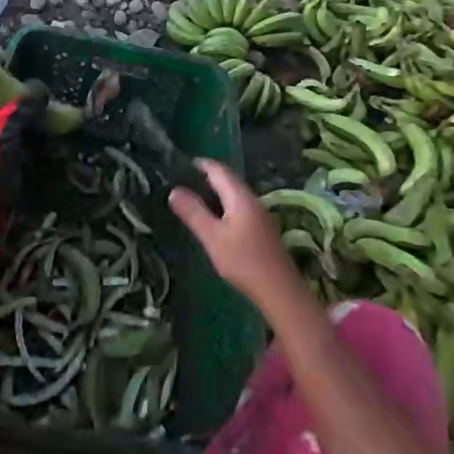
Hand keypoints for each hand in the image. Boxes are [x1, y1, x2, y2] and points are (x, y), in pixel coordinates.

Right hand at [168, 159, 305, 314]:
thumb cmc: (244, 261)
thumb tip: (174, 190)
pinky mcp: (261, 229)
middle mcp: (252, 200)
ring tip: (192, 199)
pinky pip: (238, 208)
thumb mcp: (213, 237)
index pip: (219, 170)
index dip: (201, 164)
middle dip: (206, 178)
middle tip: (181, 181)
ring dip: (214, 193)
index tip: (180, 163)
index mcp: (240, 197)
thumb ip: (193, 213)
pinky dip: (222, 207)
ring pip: (233, 195)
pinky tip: (213, 220)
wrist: (279, 290)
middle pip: (228, 180)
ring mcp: (259, 215)